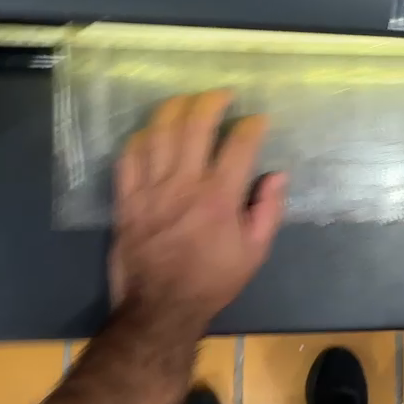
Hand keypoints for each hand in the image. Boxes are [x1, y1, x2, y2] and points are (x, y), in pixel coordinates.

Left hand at [109, 91, 286, 329]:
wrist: (161, 309)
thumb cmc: (212, 281)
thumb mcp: (254, 253)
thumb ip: (268, 210)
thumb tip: (277, 175)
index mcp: (219, 198)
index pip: (239, 144)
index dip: (252, 125)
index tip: (258, 120)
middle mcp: (184, 185)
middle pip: (195, 124)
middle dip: (212, 100)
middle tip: (223, 95)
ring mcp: (150, 189)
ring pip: (158, 132)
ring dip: (174, 109)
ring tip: (187, 102)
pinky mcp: (126, 199)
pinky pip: (128, 157)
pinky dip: (141, 138)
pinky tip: (152, 134)